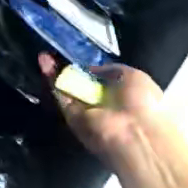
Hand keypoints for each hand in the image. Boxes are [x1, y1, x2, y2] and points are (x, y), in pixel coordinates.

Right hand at [41, 55, 170, 169]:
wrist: (133, 133)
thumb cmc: (143, 103)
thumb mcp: (135, 77)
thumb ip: (112, 70)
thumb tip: (93, 69)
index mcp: (125, 98)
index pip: (104, 82)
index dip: (91, 70)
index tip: (80, 59)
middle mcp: (104, 106)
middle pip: (83, 86)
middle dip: (70, 71)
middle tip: (57, 54)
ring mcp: (87, 113)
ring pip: (68, 89)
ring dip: (56, 71)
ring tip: (45, 54)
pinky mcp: (71, 117)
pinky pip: (60, 95)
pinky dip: (51, 78)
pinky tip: (44, 61)